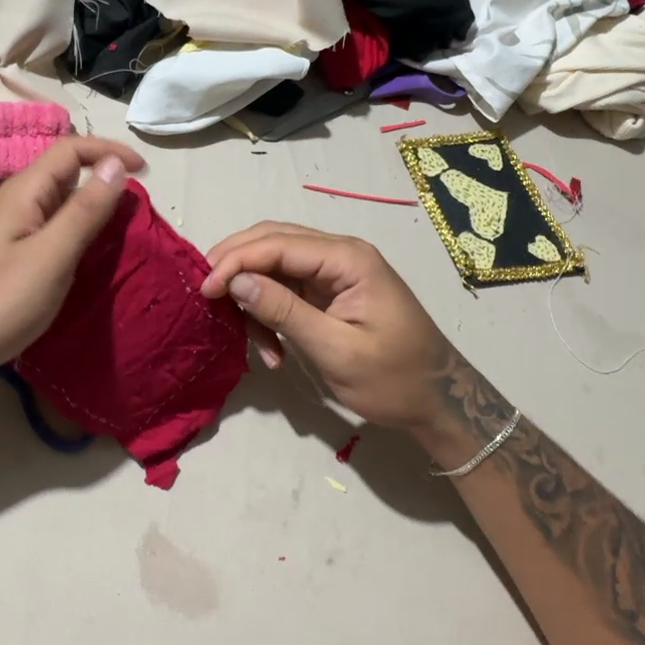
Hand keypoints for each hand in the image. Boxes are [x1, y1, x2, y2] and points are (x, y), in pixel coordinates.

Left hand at [0, 136, 145, 381]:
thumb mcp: (50, 257)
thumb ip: (84, 210)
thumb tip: (115, 164)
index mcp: (24, 192)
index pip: (71, 150)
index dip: (109, 151)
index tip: (146, 172)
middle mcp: (17, 203)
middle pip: (66, 174)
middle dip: (105, 180)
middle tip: (139, 208)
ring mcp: (12, 232)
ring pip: (60, 205)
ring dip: (93, 210)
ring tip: (124, 233)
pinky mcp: (11, 259)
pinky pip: (52, 232)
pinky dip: (78, 236)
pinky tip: (91, 261)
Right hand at [200, 222, 450, 431]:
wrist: (439, 403)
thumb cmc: (394, 379)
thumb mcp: (336, 349)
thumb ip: (284, 311)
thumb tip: (235, 281)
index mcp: (347, 258)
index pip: (277, 243)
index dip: (236, 262)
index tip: (205, 291)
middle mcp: (339, 253)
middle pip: (271, 241)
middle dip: (236, 267)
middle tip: (206, 297)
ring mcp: (334, 272)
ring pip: (274, 264)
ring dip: (253, 297)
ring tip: (251, 343)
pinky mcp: (328, 292)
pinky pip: (285, 288)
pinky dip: (269, 314)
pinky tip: (272, 351)